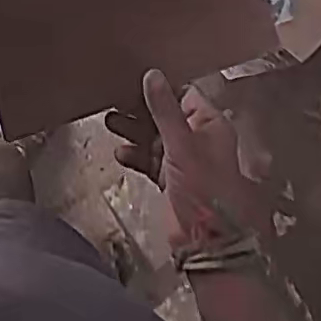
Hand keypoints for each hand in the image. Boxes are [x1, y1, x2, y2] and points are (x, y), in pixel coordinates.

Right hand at [106, 70, 269, 259]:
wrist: (208, 246)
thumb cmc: (205, 189)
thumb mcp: (182, 145)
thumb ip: (164, 110)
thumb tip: (152, 74)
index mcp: (210, 126)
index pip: (184, 95)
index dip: (161, 87)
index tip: (135, 76)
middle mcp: (197, 139)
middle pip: (165, 115)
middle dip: (140, 109)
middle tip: (114, 98)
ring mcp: (183, 160)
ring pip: (154, 137)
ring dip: (133, 130)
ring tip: (109, 121)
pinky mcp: (170, 180)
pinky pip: (149, 160)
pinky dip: (135, 155)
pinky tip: (120, 154)